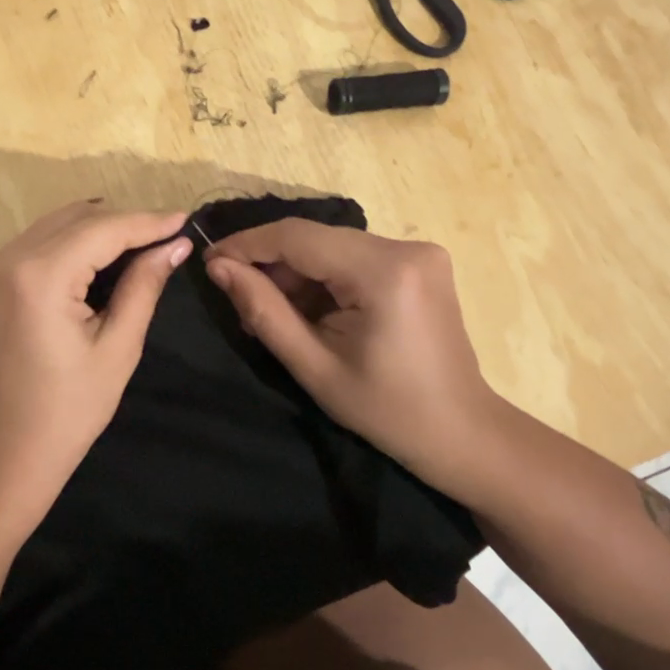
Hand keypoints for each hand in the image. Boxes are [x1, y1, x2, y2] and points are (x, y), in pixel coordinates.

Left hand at [0, 201, 190, 518]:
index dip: (147, 222)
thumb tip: (175, 246)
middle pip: (73, 218)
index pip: (102, 229)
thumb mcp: (115, 351)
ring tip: (138, 246)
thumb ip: (142, 288)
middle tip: (166, 236)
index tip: (185, 219)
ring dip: (93, 231)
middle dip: (122, 222)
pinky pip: (29, 248)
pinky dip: (65, 247)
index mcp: (38, 276)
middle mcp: (3, 259)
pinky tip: (94, 263)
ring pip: (49, 228)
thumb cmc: (64, 417)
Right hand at [203, 219, 500, 477]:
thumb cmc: (385, 410)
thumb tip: (218, 266)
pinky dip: (324, 279)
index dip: (247, 244)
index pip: (298, 237)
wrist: (460, 432)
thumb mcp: (313, 365)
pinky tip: (306, 311)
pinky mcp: (420, 264)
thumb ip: (263, 310)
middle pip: (316, 239)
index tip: (209, 261)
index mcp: (384, 272)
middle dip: (270, 264)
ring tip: (268, 314)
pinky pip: (354, 258)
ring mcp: (418, 252)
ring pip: (332, 247)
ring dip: (296, 273)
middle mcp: (405, 247)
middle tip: (237, 300)